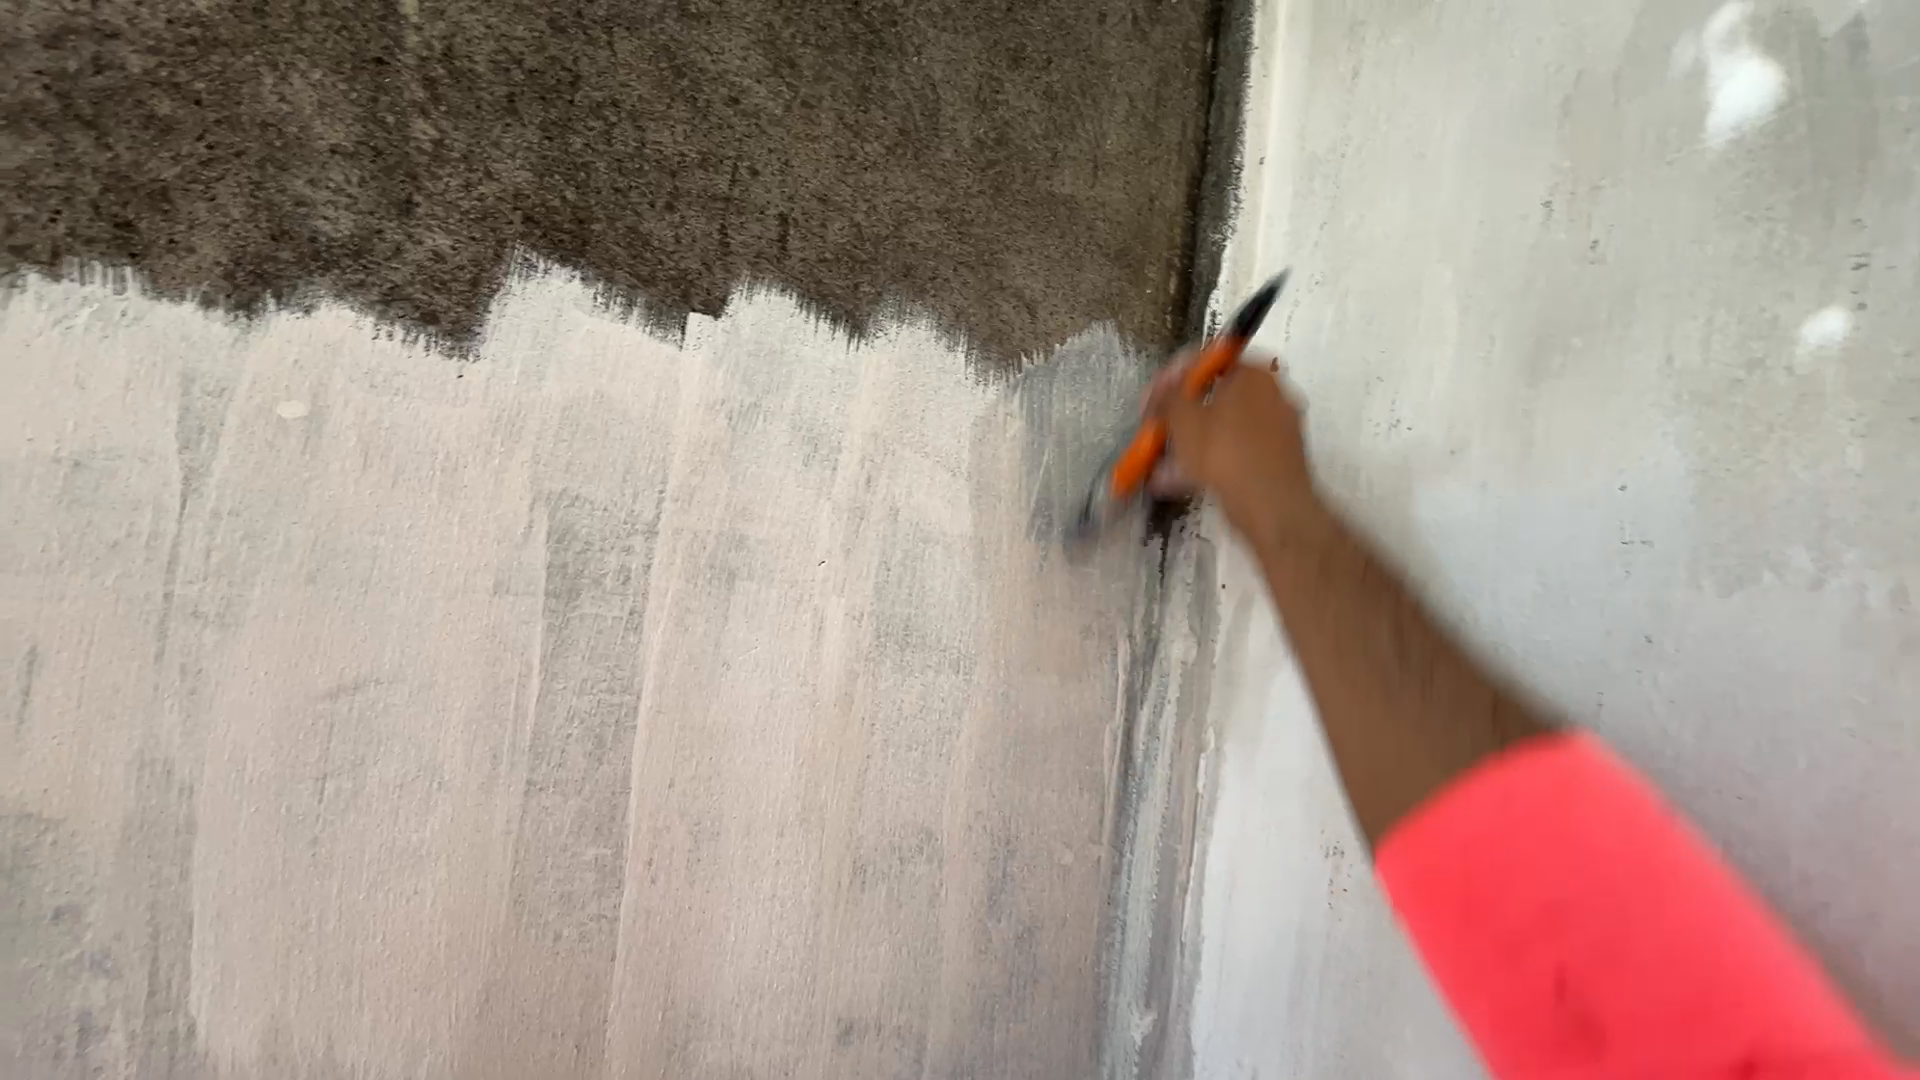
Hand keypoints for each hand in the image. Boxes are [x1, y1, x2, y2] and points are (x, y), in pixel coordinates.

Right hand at [1143, 351, 1320, 545]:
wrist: (1271, 507)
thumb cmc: (1225, 453)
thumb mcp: (1183, 420)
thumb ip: (1167, 398)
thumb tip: (1163, 390)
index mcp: (1254, 374)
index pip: (1209, 360)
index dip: (1174, 377)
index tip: (1153, 398)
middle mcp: (1272, 396)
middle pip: (1215, 397)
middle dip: (1180, 417)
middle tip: (1157, 430)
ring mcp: (1277, 431)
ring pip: (1222, 430)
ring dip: (1188, 444)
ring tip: (1160, 464)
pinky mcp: (1275, 462)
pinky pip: (1233, 453)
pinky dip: (1207, 463)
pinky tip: (1178, 481)